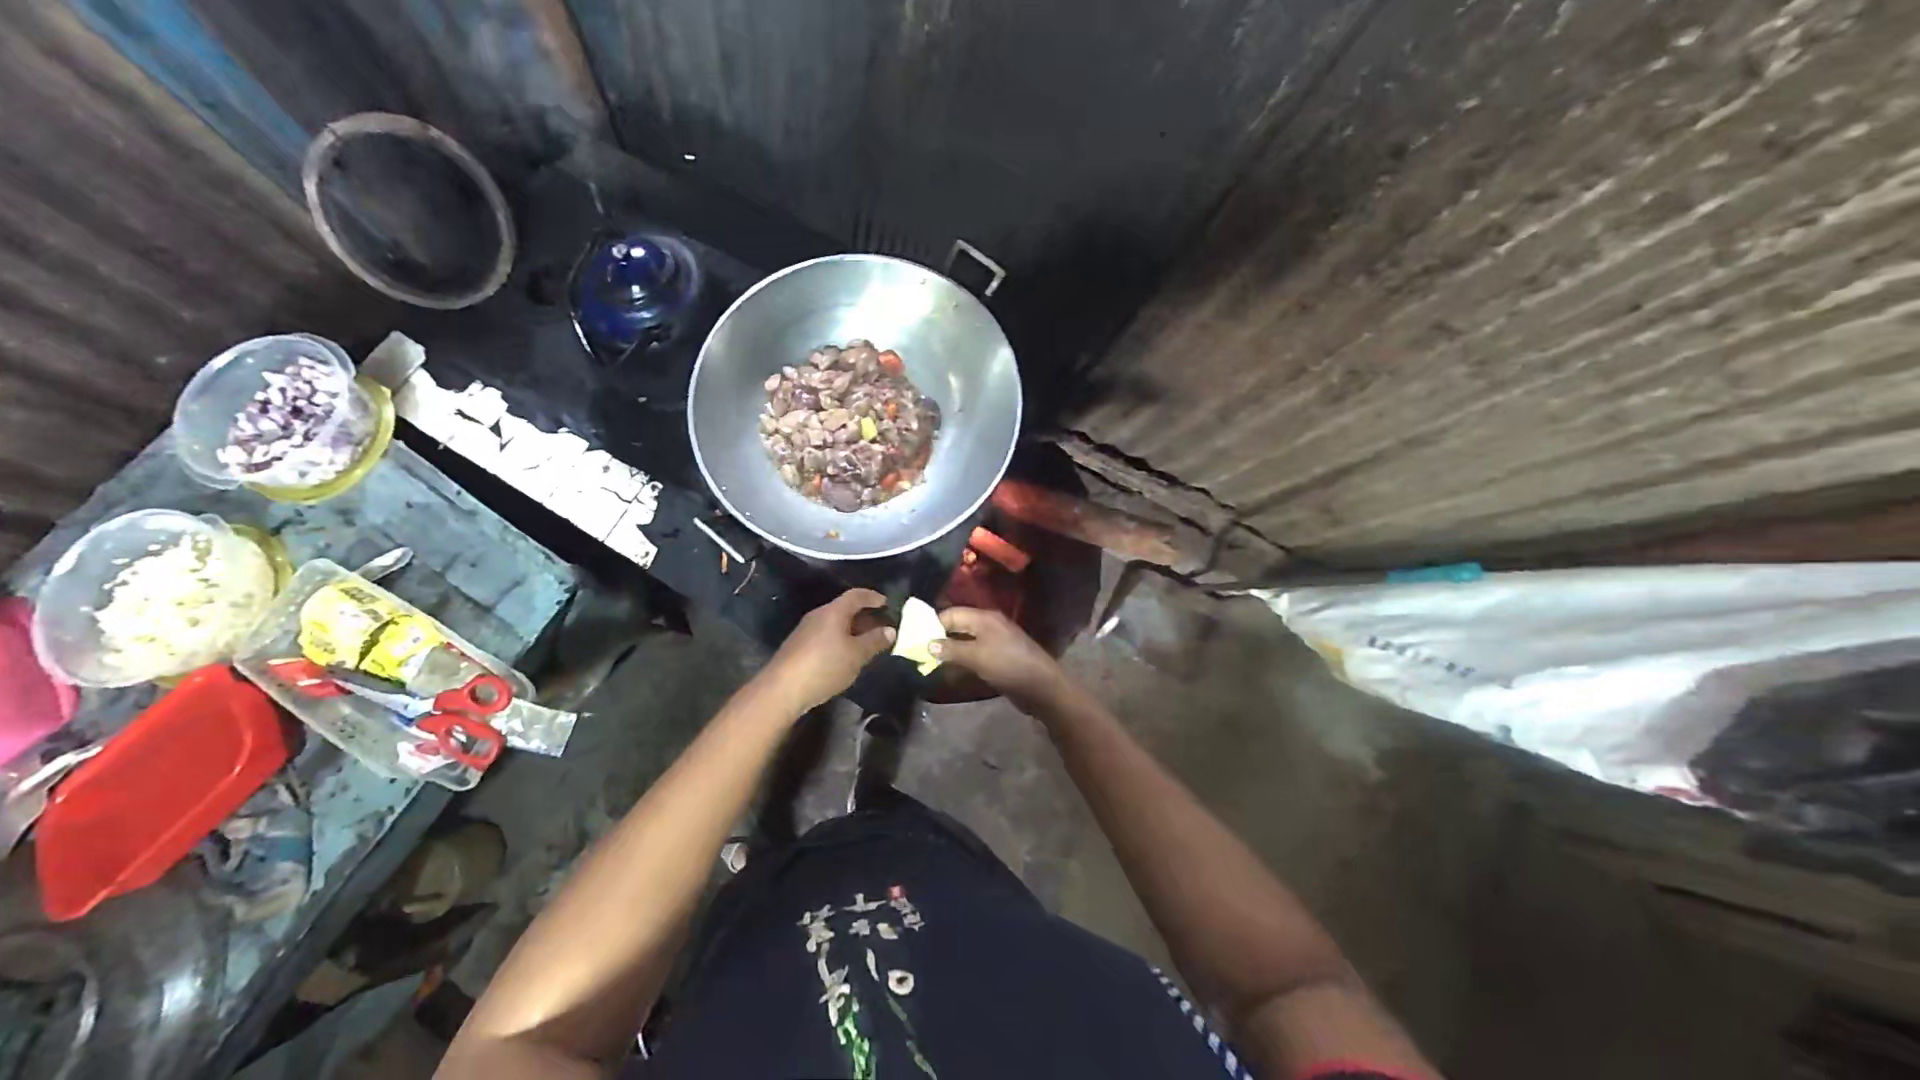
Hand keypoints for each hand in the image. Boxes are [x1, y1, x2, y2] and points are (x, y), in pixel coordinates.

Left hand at [757, 589, 895, 713]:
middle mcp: (818, 616)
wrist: (782, 689)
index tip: (886, 603)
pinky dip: (841, 640)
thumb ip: (874, 641)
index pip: (856, 595)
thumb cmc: (825, 666)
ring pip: (835, 624)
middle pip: (844, 609)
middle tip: (881, 627)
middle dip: (864, 616)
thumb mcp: (856, 655)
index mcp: (833, 611)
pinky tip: (847, 656)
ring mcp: (806, 631)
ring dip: (852, 630)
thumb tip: (890, 630)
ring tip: (868, 643)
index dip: (872, 597)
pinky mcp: (799, 647)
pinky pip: (826, 635)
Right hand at [931, 607, 1069, 712]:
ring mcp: (994, 641)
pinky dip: (960, 660)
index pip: (951, 614)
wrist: (1042, 687)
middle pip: (957, 626)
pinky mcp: (998, 657)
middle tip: (918, 652)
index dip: (932, 625)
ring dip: (948, 651)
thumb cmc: (1008, 666)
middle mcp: (988, 625)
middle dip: (938, 638)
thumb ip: (951, 649)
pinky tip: (949, 670)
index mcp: (984, 618)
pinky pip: (973, 654)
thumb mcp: (976, 656)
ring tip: (929, 662)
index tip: (914, 639)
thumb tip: (927, 644)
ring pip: (964, 641)